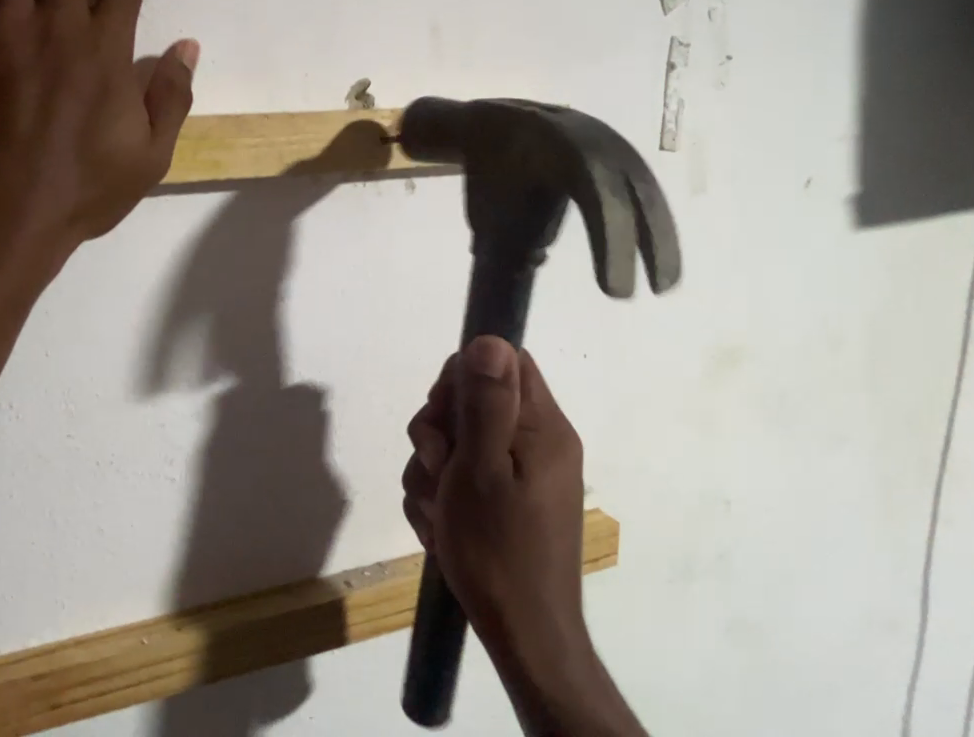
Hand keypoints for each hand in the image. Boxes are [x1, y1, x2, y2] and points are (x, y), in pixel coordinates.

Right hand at [402, 337, 587, 657]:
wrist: (521, 634)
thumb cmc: (499, 550)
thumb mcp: (482, 469)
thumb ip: (485, 403)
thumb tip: (489, 338)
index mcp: (542, 427)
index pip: (503, 362)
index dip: (461, 378)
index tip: (442, 414)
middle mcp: (536, 443)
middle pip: (470, 402)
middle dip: (437, 432)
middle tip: (437, 468)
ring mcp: (520, 475)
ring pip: (455, 444)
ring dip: (431, 473)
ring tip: (437, 512)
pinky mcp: (504, 503)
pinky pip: (458, 479)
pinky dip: (440, 499)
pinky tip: (440, 528)